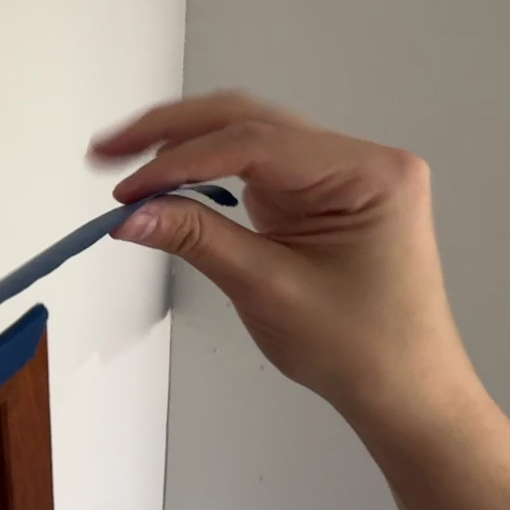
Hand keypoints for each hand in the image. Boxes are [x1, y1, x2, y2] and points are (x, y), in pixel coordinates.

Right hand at [90, 91, 474, 425]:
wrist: (402, 389)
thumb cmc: (355, 345)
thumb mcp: (266, 287)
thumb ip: (195, 239)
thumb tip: (127, 215)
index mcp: (366, 174)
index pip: (253, 144)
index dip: (179, 162)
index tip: (125, 192)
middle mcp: (354, 159)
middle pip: (245, 120)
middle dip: (169, 131)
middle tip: (107, 149)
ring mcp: (332, 173)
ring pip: (241, 133)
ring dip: (177, 142)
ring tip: (120, 157)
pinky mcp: (310, 191)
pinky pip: (245, 162)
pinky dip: (197, 166)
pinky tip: (161, 176)